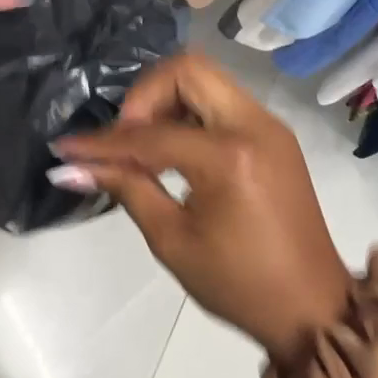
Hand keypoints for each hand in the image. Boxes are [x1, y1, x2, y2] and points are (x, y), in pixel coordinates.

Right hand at [51, 53, 350, 357]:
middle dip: (143, 96)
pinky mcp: (274, 135)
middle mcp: (254, 125)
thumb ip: (125, 188)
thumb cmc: (239, 285)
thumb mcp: (172, 239)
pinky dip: (190, 112)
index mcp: (230, 156)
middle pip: (187, 70)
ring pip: (207, 80)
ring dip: (166, 100)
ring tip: (140, 145)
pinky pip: (223, 101)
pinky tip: (170, 149)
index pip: (151, 133)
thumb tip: (70, 168)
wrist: (312, 307)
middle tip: (122, 138)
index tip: (65, 149)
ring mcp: (269, 125)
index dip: (103, 142)